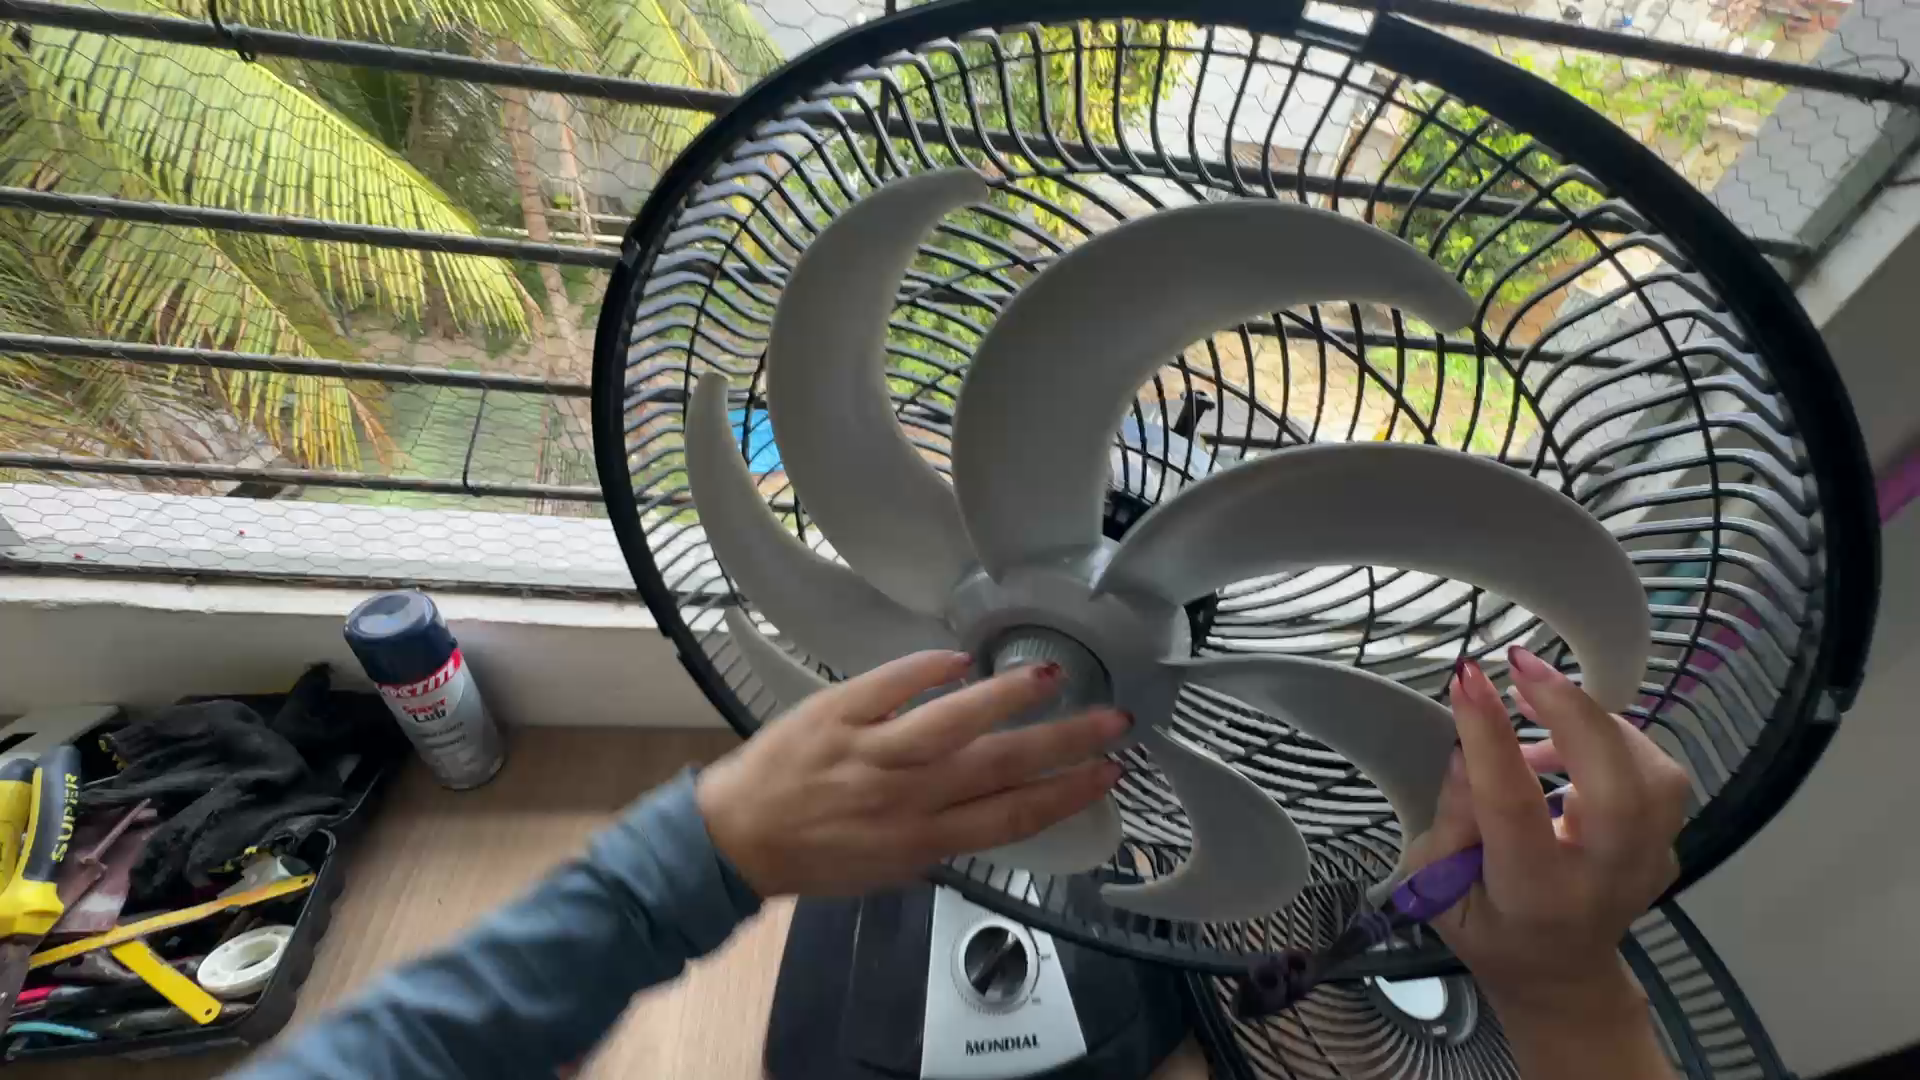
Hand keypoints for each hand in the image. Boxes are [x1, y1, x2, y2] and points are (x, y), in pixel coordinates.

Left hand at [696, 650, 1126, 896]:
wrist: (737, 839)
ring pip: (952, 721)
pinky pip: (890, 685)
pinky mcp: (838, 713)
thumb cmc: (815, 857)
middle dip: (1064, 742)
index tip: (1106, 771)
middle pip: (999, 765)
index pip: (1012, 815)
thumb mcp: (888, 869)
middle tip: (1111, 718)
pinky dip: (927, 669)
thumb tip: (989, 804)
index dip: (1067, 792)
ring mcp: (872, 751)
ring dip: (1006, 697)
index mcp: (922, 840)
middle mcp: (906, 796)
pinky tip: (962, 656)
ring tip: (1051, 676)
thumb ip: (940, 839)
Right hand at [1402, 646, 1688, 1078]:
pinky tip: (1559, 732)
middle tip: (1518, 662)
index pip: (1515, 806)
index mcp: (1534, 893)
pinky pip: (1654, 775)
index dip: (1489, 737)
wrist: (1557, 973)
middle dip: (1572, 711)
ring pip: (1654, 775)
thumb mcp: (1434, 885)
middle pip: (1619, 787)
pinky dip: (1609, 737)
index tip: (1465, 679)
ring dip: (1595, 719)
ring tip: (1534, 695)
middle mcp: (1605, 879)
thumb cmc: (1482, 926)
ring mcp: (1648, 863)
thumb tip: (1468, 755)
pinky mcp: (1666, 842)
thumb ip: (1452, 822)